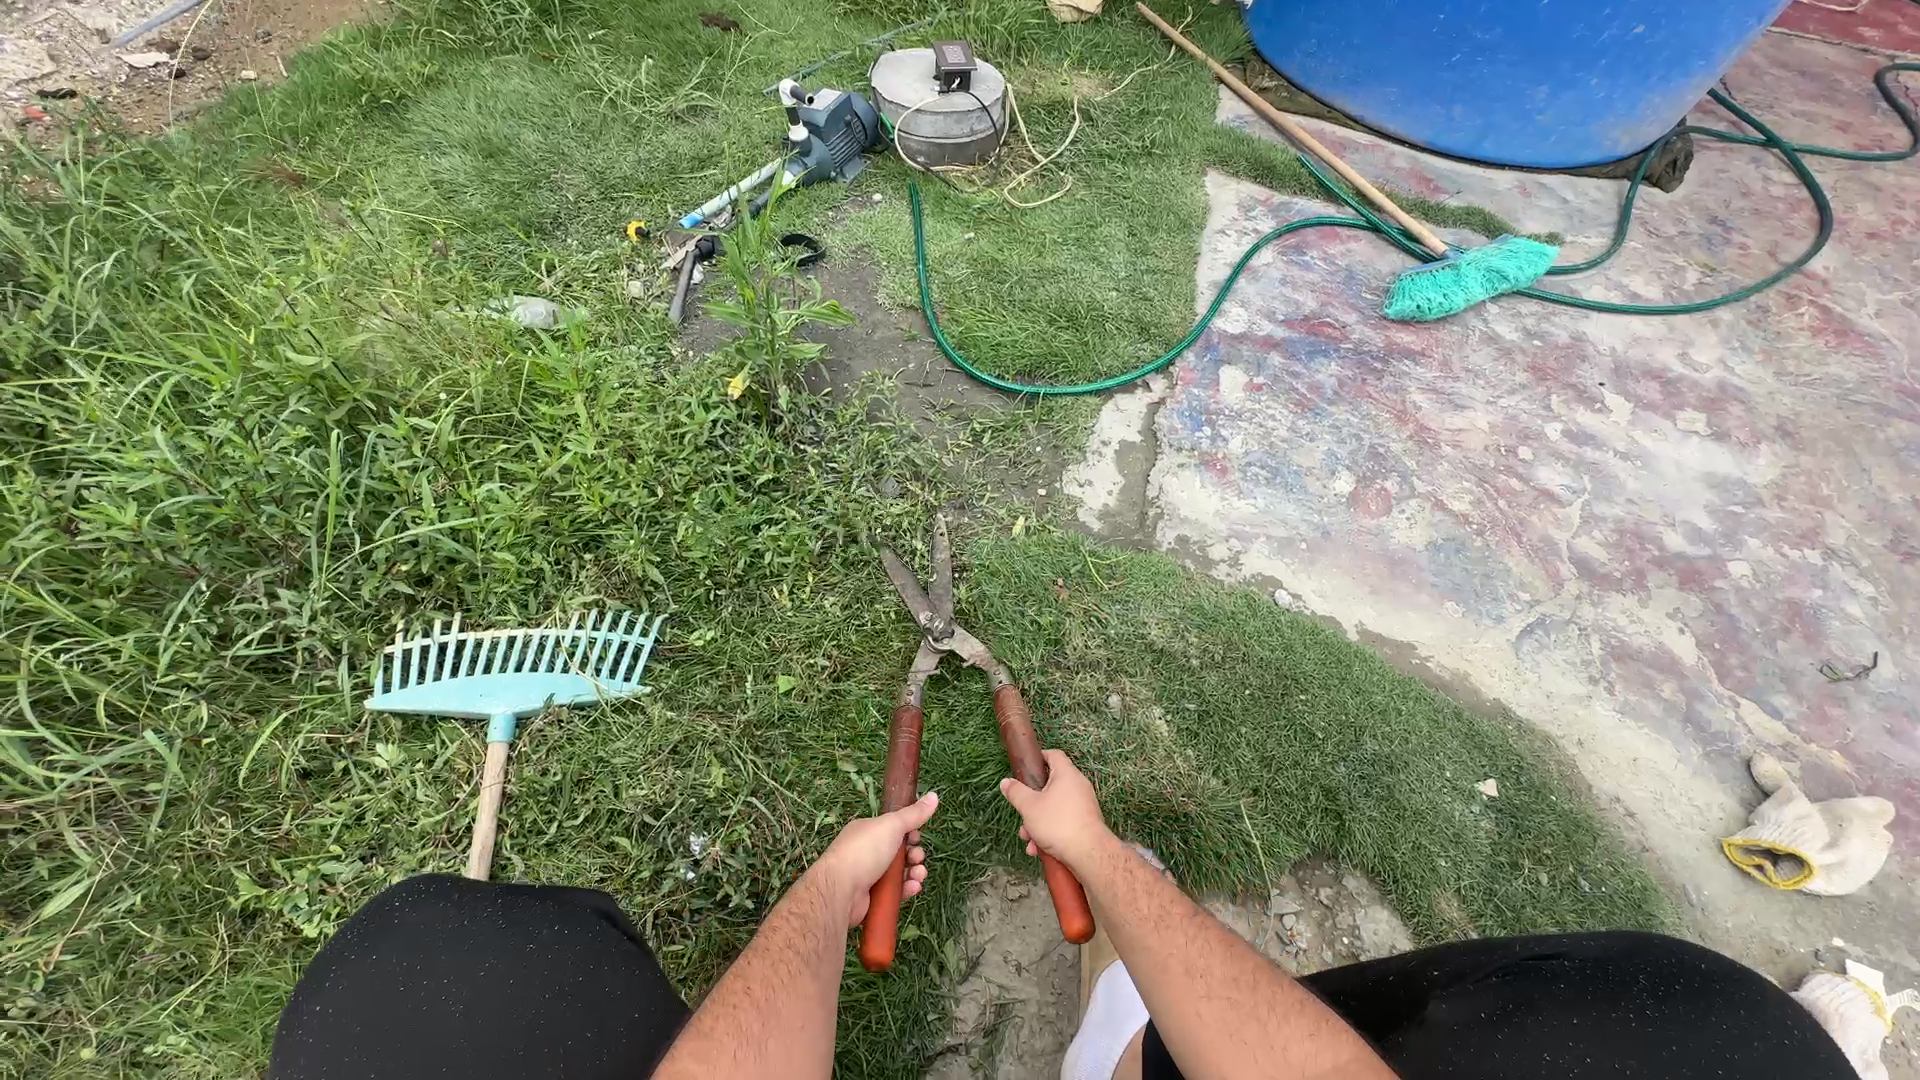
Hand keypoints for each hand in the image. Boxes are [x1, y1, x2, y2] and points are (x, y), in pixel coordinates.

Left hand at [810, 792, 938, 926]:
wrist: (842, 890)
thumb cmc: (865, 850)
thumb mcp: (892, 825)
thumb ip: (914, 813)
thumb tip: (934, 795)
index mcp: (868, 831)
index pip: (893, 829)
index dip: (909, 832)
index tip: (917, 836)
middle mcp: (867, 852)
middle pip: (899, 852)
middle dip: (914, 854)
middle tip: (917, 857)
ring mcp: (869, 876)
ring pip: (899, 873)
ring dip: (914, 872)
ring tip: (918, 875)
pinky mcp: (872, 898)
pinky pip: (895, 892)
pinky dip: (906, 889)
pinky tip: (913, 888)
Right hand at [998, 749, 1113, 870]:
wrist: (1089, 854)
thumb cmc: (1058, 823)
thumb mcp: (1029, 806)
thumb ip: (1015, 792)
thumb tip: (1006, 782)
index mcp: (1066, 774)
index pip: (1053, 755)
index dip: (1038, 758)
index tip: (1025, 769)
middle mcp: (1078, 786)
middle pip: (1050, 786)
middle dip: (1032, 803)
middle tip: (1022, 814)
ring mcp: (1083, 805)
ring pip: (1054, 808)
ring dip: (1037, 822)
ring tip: (1029, 839)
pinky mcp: (1085, 823)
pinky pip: (1063, 821)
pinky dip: (1050, 832)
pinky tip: (1039, 849)